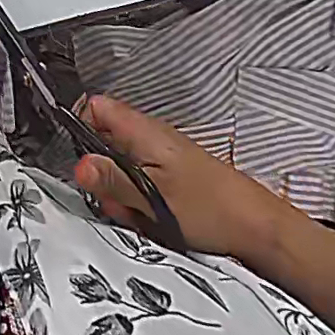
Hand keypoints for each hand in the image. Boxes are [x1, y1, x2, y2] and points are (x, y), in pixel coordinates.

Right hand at [73, 96, 304, 260]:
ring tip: (139, 213)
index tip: (80, 160)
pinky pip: (137, 183)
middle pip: (103, 143)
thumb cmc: (213, 208)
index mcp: (144, 132)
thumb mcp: (153, 198)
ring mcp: (159, 156)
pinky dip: (137, 201)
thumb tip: (79, 167)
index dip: (80, 127)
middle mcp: (150, 138)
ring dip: (120, 193)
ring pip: (118, 167)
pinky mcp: (168, 175)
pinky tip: (152, 218)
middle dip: (101, 174)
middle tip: (116, 198)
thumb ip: (113, 181)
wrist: (256, 226)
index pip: (96, 107)